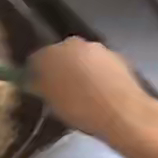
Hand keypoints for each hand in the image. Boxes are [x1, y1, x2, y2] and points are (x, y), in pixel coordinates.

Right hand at [28, 38, 157, 149]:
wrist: (124, 113)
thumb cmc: (81, 109)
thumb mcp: (51, 103)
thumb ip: (39, 87)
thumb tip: (34, 81)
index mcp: (51, 53)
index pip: (35, 58)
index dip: (35, 73)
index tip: (37, 86)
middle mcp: (73, 44)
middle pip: (60, 54)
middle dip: (58, 68)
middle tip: (59, 89)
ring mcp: (97, 48)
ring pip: (81, 58)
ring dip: (79, 69)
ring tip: (83, 92)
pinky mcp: (117, 56)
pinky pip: (99, 64)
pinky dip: (97, 74)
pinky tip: (101, 92)